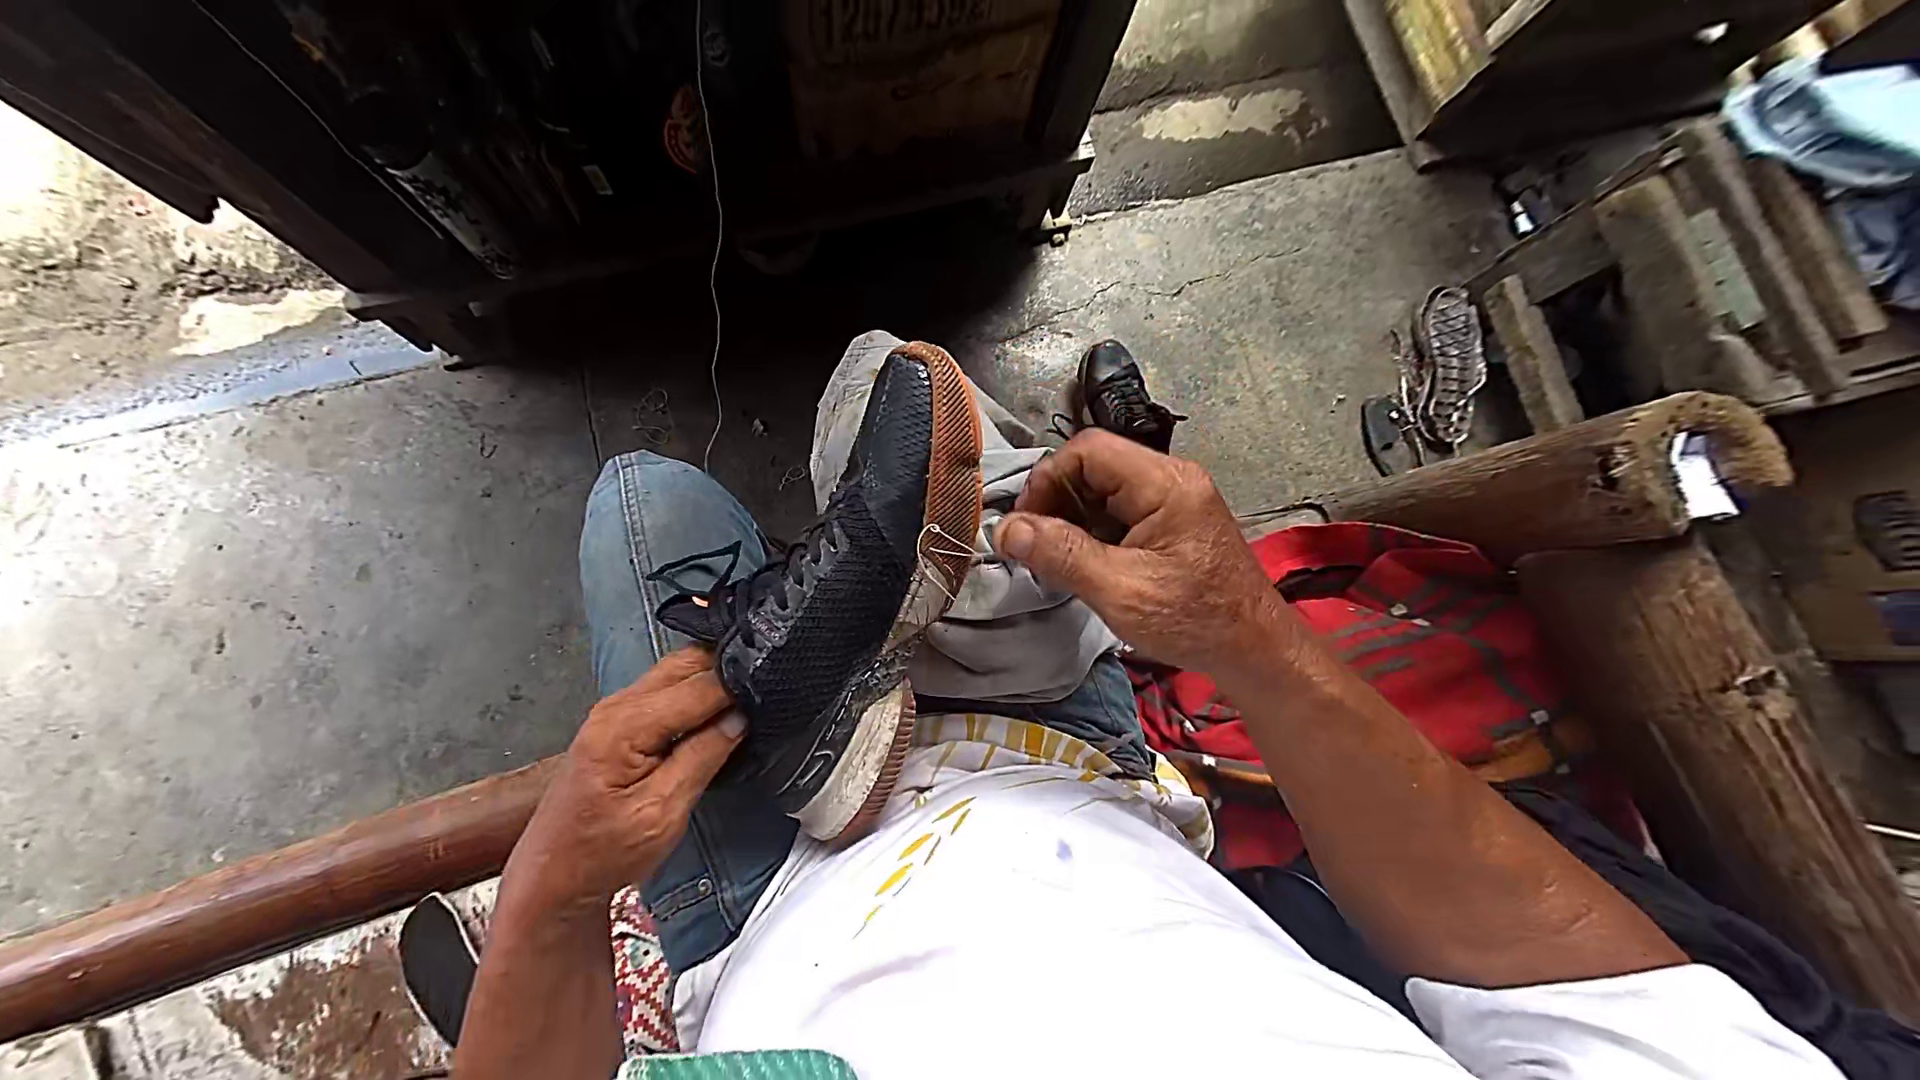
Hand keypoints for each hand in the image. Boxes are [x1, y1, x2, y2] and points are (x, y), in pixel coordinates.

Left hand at [503, 648, 743, 914]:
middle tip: (764, 696)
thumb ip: (704, 755)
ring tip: (747, 704)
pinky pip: (669, 688)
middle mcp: (617, 706)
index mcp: (625, 726)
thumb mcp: (663, 812)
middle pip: (688, 663)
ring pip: (680, 669)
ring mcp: (617, 710)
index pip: (700, 686)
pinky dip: (699, 691)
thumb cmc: (601, 855)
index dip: (739, 689)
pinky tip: (718, 712)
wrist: (552, 879)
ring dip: (715, 680)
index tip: (771, 696)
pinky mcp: (621, 720)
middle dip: (730, 672)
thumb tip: (741, 718)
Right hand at [994, 429, 1291, 673]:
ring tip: (1054, 557)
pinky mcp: (1168, 521)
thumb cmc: (1195, 622)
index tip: (1026, 524)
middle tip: (1034, 544)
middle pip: (1092, 466)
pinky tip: (1081, 562)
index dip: (1046, 480)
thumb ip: (1061, 555)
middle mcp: (1170, 479)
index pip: (1087, 450)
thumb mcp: (1120, 591)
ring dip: (1069, 518)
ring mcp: (1171, 499)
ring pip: (1100, 489)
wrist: (1252, 649)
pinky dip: (1090, 531)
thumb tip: (1006, 530)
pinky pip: (1116, 510)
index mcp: (1166, 484)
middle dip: (1055, 501)